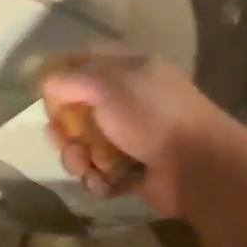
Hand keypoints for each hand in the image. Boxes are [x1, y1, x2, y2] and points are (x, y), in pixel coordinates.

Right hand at [42, 48, 246, 218]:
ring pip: (85, 145)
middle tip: (63, 140)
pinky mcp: (134, 170)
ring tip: (87, 168)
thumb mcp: (107, 86)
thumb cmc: (152, 117)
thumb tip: (47, 86)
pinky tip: (104, 183)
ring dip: (77, 158)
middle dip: (64, 129)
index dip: (61, 77)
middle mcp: (130, 100)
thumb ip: (70, 80)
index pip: (85, 63)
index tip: (46, 96)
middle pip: (78, 110)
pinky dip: (98, 180)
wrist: (200, 167)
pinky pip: (101, 173)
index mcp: (129, 70)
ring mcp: (132, 136)